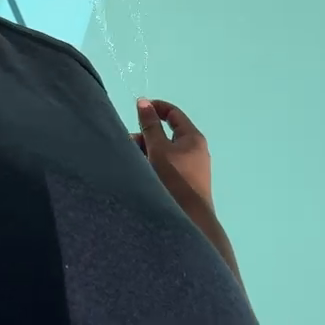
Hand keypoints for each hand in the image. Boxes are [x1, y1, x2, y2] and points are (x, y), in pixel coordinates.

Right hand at [135, 98, 242, 285]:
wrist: (191, 222)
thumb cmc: (175, 179)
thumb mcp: (158, 148)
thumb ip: (150, 125)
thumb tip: (143, 101)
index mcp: (192, 138)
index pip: (173, 113)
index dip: (155, 108)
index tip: (136, 110)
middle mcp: (194, 150)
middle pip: (166, 133)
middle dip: (145, 135)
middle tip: (129, 143)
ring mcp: (191, 168)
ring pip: (164, 151)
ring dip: (147, 151)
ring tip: (132, 161)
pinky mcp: (185, 183)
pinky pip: (166, 166)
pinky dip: (153, 164)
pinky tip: (141, 173)